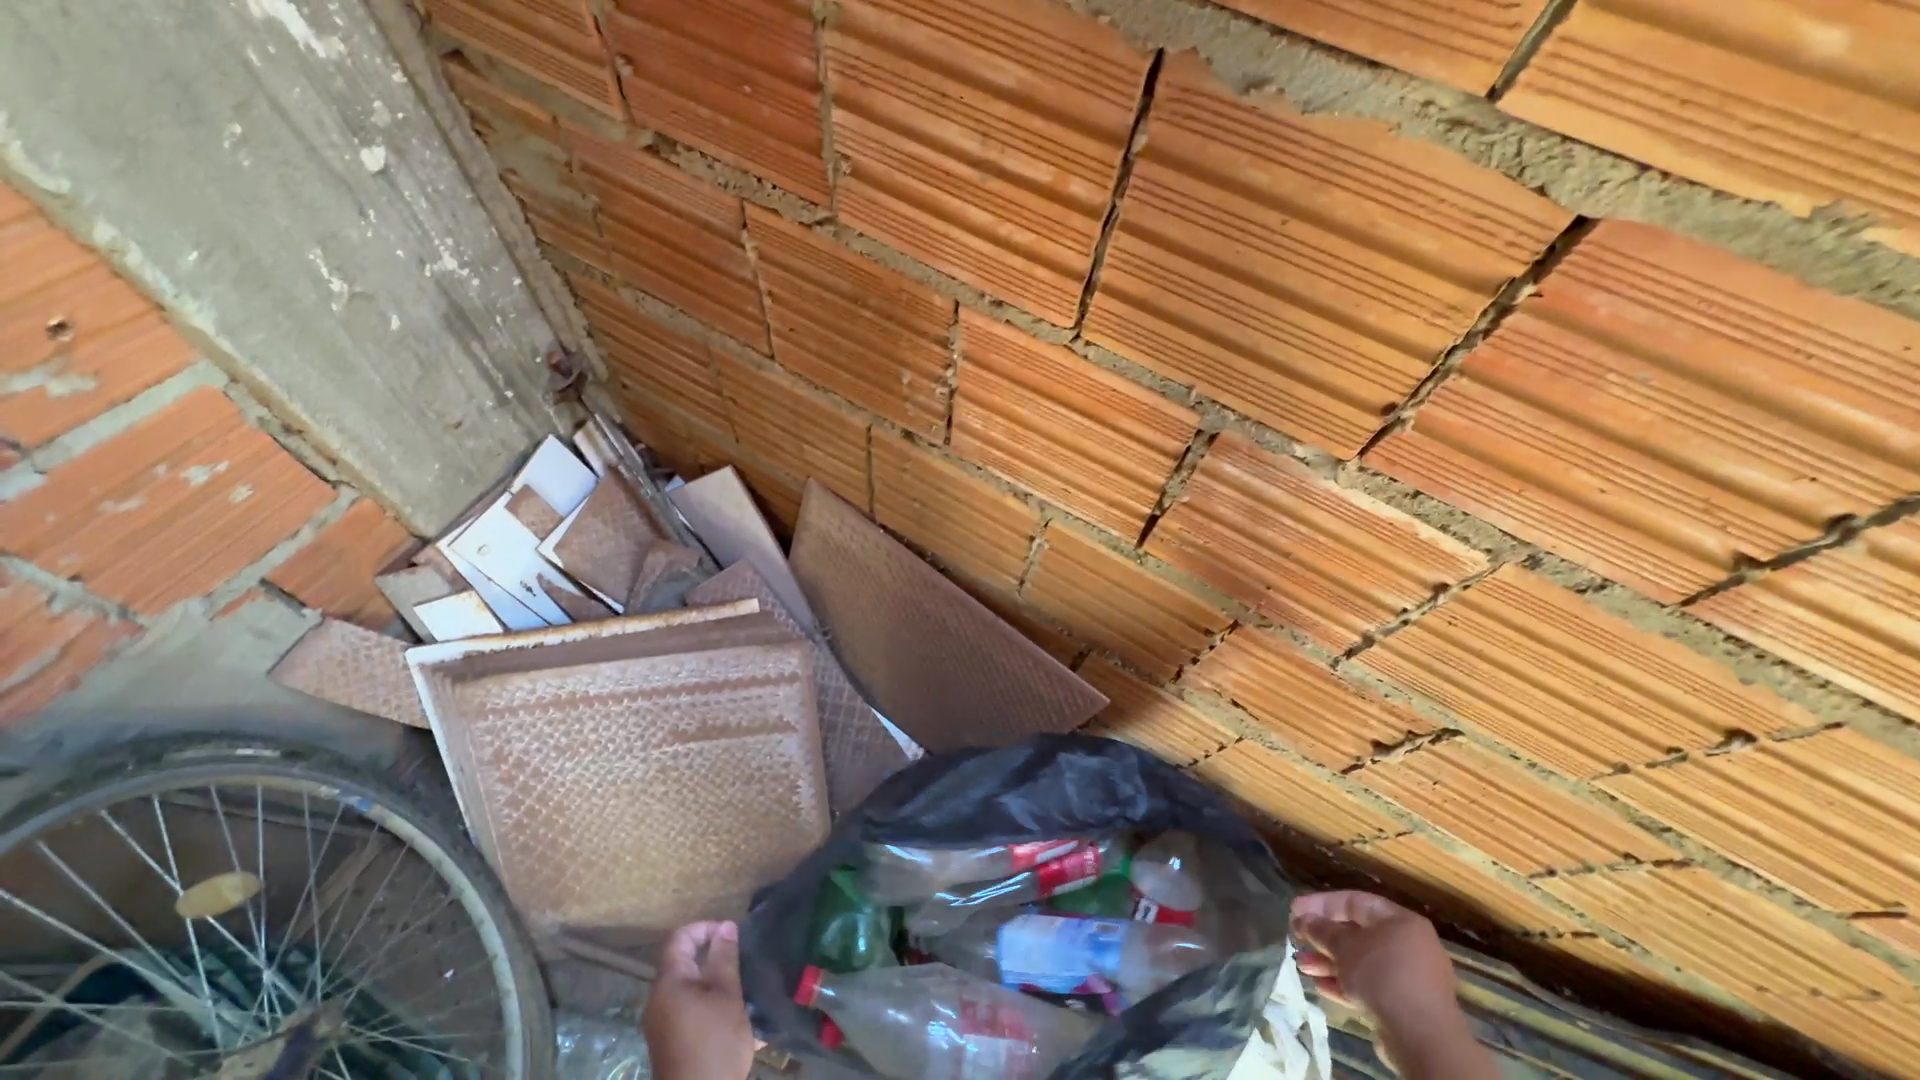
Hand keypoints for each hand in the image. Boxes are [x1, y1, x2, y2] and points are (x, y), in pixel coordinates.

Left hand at [642, 921, 753, 1079]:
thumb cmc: (714, 1044)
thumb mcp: (727, 996)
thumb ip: (725, 959)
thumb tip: (725, 927)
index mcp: (669, 982)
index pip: (679, 938)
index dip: (704, 928)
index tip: (731, 934)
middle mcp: (659, 999)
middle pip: (683, 964)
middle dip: (714, 958)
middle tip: (743, 962)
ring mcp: (662, 1022)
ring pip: (690, 989)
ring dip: (716, 983)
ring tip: (745, 989)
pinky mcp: (670, 1041)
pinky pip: (690, 1010)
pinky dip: (711, 1005)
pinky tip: (735, 1017)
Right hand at [1291, 891, 1494, 1079]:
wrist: (1421, 1036)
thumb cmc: (1382, 976)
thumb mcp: (1345, 947)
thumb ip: (1322, 930)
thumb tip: (1303, 920)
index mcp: (1400, 921)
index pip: (1355, 901)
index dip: (1321, 903)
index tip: (1294, 910)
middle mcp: (1408, 945)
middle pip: (1358, 933)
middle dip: (1324, 937)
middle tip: (1297, 938)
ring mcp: (1408, 977)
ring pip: (1361, 961)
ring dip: (1329, 962)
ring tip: (1301, 966)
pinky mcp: (1404, 1003)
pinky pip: (1370, 985)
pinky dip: (1345, 983)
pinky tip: (1320, 986)